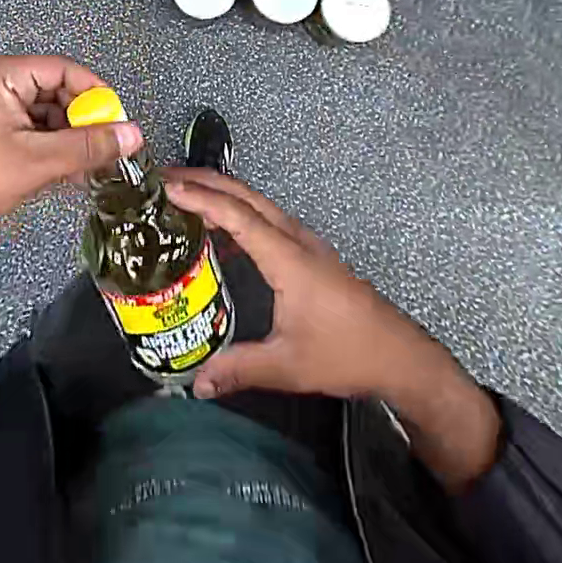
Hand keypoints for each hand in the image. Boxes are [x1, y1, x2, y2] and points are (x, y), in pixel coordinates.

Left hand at [0, 55, 141, 239]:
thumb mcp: (39, 162)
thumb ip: (90, 145)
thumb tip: (134, 135)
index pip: (62, 69)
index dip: (95, 93)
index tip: (116, 119)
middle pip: (56, 89)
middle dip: (83, 120)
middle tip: (105, 145)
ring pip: (48, 110)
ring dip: (71, 136)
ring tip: (90, 163)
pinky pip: (33, 124)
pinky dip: (53, 143)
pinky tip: (71, 168)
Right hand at [164, 169, 501, 490]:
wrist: (397, 352)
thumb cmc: (345, 353)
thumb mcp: (288, 365)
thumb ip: (239, 369)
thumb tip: (195, 382)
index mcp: (288, 257)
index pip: (239, 216)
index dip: (202, 199)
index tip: (167, 188)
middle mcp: (296, 239)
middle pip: (247, 197)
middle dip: (206, 182)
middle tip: (164, 180)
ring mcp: (305, 243)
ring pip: (258, 205)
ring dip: (222, 194)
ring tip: (183, 198)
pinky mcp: (309, 254)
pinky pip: (266, 221)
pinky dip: (238, 216)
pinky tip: (220, 236)